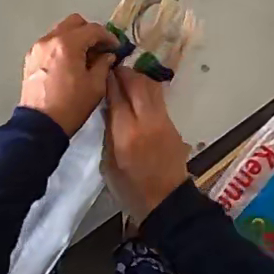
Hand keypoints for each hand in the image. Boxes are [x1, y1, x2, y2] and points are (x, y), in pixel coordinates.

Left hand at [20, 14, 119, 134]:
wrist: (39, 124)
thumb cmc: (71, 105)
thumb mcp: (95, 86)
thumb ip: (103, 64)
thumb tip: (106, 55)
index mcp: (67, 44)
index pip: (93, 29)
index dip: (108, 36)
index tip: (116, 47)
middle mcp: (49, 40)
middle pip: (74, 23)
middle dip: (90, 32)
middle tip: (100, 48)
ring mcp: (36, 48)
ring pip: (59, 31)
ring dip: (74, 38)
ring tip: (85, 56)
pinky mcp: (30, 58)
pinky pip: (49, 43)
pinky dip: (61, 46)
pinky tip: (69, 62)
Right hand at [104, 67, 190, 219]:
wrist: (166, 202)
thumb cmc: (130, 187)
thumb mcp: (108, 161)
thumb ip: (108, 131)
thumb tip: (106, 107)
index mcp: (126, 132)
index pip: (116, 94)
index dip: (108, 80)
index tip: (100, 73)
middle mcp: (147, 121)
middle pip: (137, 83)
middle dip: (124, 73)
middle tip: (112, 71)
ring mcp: (163, 121)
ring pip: (152, 87)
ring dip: (138, 79)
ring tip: (126, 80)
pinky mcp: (172, 125)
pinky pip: (158, 99)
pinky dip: (147, 91)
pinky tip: (137, 97)